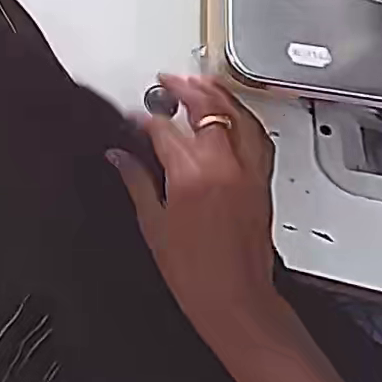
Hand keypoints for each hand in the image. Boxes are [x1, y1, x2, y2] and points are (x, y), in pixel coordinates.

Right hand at [109, 73, 280, 335]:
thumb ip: (136, 181)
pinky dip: (243, 115)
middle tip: (168, 81)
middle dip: (184, 88)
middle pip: (206, 107)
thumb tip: (119, 157)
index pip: (164, 128)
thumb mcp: (153, 225)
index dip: (146, 119)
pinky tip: (234, 110)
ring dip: (217, 93)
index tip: (136, 118)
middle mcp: (224, 165)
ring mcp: (248, 169)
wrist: (236, 300)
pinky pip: (257, 134)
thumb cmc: (196, 273)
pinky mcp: (262, 179)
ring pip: (236, 113)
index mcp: (191, 175)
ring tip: (200, 81)